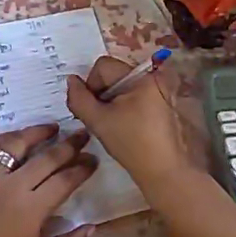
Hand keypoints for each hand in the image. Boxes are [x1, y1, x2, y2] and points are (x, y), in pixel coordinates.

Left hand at [0, 125, 97, 236]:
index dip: (82, 168)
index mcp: (32, 208)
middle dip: (69, 145)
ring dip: (38, 132)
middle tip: (83, 136)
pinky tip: (17, 137)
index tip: (93, 161)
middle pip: (47, 157)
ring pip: (17, 143)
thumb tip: (92, 228)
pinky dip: (7, 138)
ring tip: (53, 127)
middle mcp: (12, 185)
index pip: (65, 179)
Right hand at [65, 56, 203, 192]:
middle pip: (114, 73)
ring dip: (111, 100)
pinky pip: (135, 93)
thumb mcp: (98, 121)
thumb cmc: (131, 144)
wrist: (163, 170)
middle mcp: (154, 75)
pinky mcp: (163, 99)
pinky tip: (125, 124)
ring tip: (112, 123)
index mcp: (141, 75)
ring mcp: (161, 87)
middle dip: (101, 93)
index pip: (103, 66)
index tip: (92, 110)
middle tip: (100, 118)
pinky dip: (124, 104)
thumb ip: (79, 98)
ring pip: (122, 84)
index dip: (90, 86)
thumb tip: (71, 80)